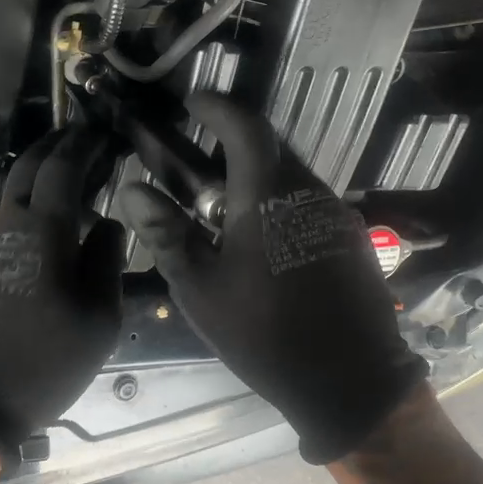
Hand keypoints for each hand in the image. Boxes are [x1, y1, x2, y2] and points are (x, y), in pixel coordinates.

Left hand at [0, 128, 126, 462]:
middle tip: (85, 138)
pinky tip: (51, 218)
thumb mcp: (99, 317)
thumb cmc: (47, 360)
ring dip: (41, 172)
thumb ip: (106, 260)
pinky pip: (8, 217)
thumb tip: (108, 222)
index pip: (62, 167)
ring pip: (14, 191)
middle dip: (57, 145)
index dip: (84, 144)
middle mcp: (10, 225)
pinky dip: (31, 201)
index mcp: (43, 230)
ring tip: (74, 175)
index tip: (104, 133)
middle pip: (29, 166)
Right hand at [116, 94, 425, 463]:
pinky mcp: (348, 236)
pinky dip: (276, 199)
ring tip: (219, 202)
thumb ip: (166, 233)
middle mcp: (307, 192)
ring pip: (289, 172)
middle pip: (269, 145)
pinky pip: (306, 199)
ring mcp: (333, 214)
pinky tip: (258, 236)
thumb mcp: (200, 289)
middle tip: (195, 154)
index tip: (191, 103)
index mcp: (267, 197)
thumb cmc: (264, 335)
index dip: (217, 106)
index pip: (245, 126)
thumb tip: (131, 188)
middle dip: (230, 139)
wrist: (350, 380)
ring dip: (254, 173)